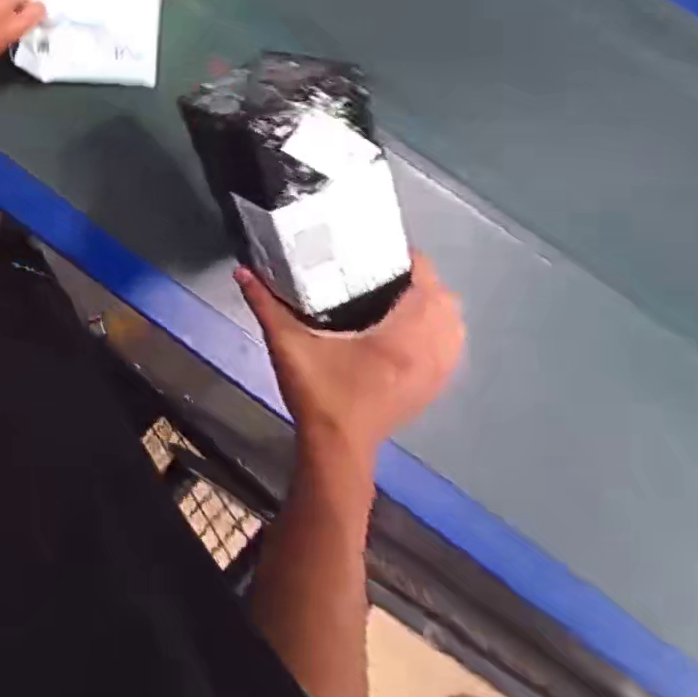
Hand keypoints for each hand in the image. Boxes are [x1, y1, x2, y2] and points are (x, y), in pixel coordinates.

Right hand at [236, 254, 463, 466]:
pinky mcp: (432, 388)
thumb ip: (265, 305)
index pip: (426, 286)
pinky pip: (452, 349)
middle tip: (388, 272)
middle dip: (424, 282)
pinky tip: (413, 330)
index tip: (386, 251)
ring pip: (455, 327)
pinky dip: (441, 331)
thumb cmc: (316, 392)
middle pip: (447, 303)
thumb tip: (242, 271)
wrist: (336, 445)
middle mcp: (427, 353)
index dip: (412, 262)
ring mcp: (435, 374)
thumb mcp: (287, 345)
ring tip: (403, 297)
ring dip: (436, 307)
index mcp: (399, 338)